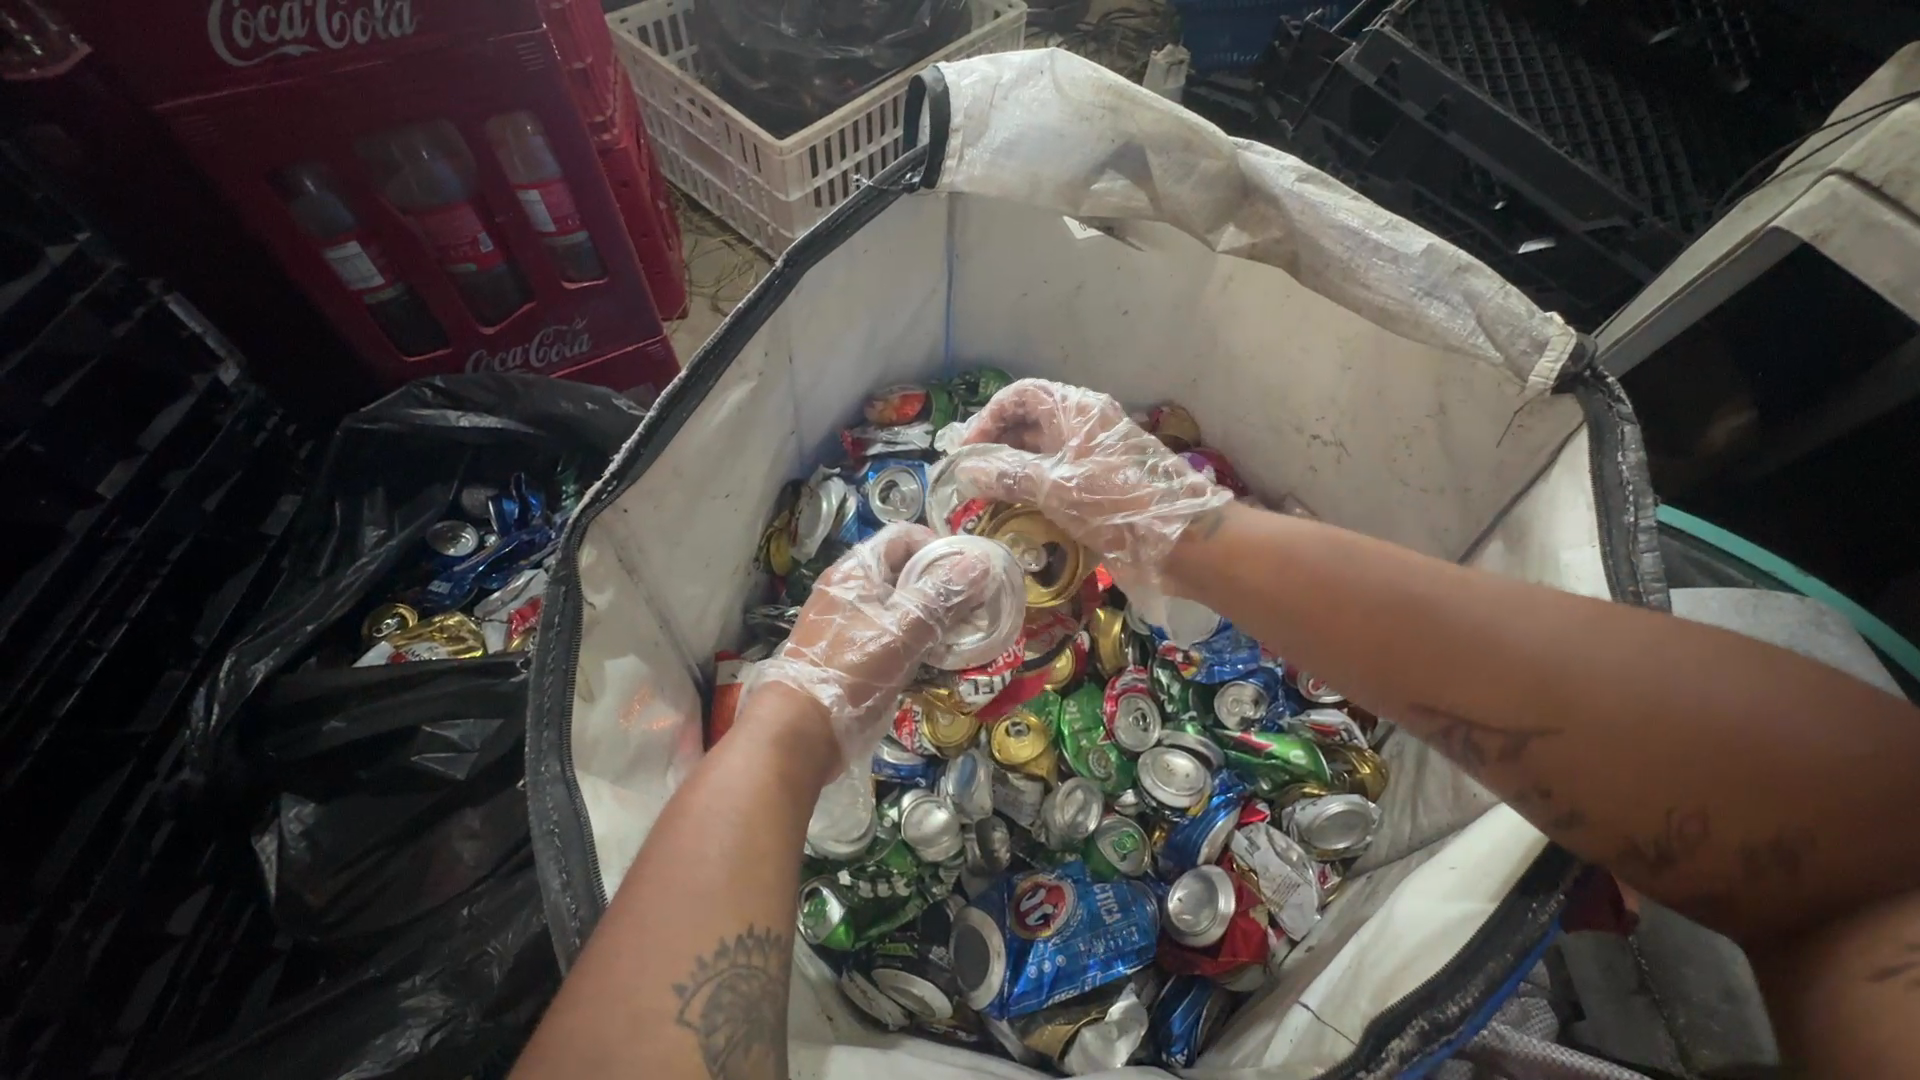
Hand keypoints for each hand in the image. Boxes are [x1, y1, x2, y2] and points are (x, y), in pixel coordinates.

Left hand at [740, 523, 991, 768]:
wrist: (804, 731)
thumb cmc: (852, 669)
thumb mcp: (902, 628)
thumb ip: (942, 595)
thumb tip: (982, 563)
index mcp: (857, 571)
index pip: (904, 537)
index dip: (940, 546)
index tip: (970, 571)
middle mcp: (853, 590)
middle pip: (906, 572)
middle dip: (944, 586)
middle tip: (977, 605)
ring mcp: (853, 624)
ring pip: (904, 608)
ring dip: (936, 617)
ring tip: (967, 633)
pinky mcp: (857, 655)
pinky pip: (897, 636)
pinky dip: (921, 642)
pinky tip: (943, 659)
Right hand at [956, 378, 1232, 609]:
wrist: (1180, 542)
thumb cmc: (1118, 504)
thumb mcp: (1056, 486)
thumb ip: (1008, 475)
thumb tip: (966, 470)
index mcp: (1075, 412)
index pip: (1021, 397)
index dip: (990, 417)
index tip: (968, 451)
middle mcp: (1081, 429)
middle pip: (1027, 427)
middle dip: (996, 449)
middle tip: (970, 481)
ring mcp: (1090, 461)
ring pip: (1039, 458)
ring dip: (1010, 476)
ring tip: (984, 502)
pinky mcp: (1097, 491)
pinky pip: (1054, 484)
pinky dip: (1031, 496)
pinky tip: (1014, 517)